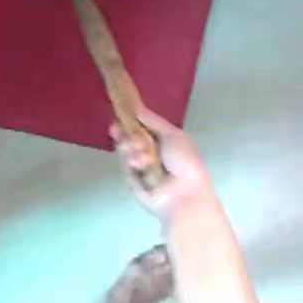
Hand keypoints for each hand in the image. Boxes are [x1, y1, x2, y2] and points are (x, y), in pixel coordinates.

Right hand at [112, 106, 215, 222]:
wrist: (184, 195)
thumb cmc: (185, 161)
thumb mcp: (172, 134)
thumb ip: (152, 120)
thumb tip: (136, 107)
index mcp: (164, 139)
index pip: (142, 125)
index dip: (130, 120)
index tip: (118, 116)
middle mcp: (151, 151)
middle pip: (130, 136)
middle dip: (125, 133)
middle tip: (118, 131)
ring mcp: (141, 166)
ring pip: (126, 150)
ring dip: (130, 147)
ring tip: (140, 153)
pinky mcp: (133, 180)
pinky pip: (126, 166)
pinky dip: (131, 162)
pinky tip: (139, 164)